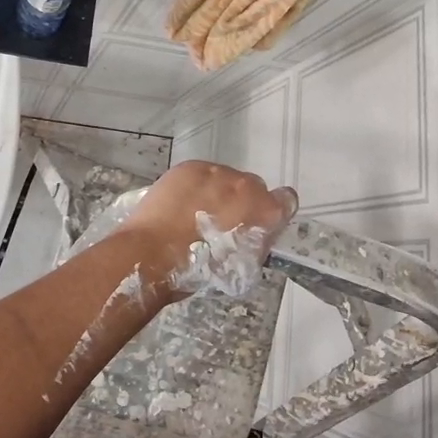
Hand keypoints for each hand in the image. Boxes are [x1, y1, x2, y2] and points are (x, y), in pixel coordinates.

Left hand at [120, 161, 297, 291]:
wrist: (151, 255)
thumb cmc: (199, 271)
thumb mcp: (242, 267)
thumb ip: (257, 243)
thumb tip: (258, 234)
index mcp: (264, 211)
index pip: (286, 200)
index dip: (274, 211)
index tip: (260, 222)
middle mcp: (245, 185)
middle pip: (253, 187)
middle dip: (243, 202)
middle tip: (223, 222)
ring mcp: (216, 172)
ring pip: (226, 178)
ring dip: (218, 191)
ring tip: (197, 213)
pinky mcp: (190, 167)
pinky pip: (202, 173)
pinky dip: (196, 185)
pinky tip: (182, 203)